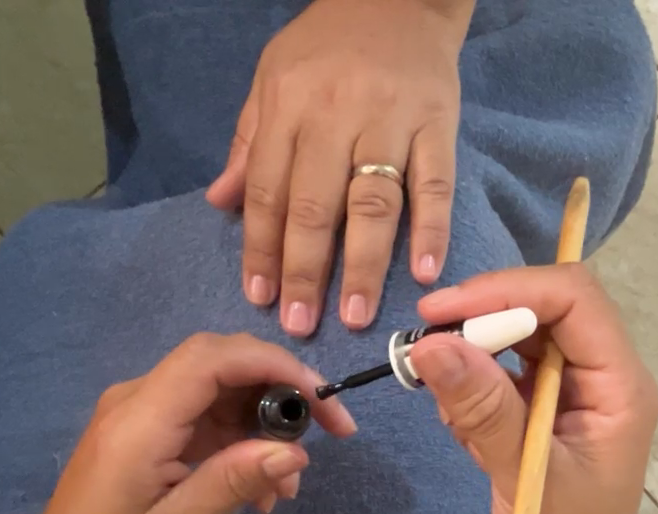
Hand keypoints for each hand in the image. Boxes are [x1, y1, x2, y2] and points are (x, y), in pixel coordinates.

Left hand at [0, 333, 355, 513]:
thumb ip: (233, 481)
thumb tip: (294, 452)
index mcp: (141, 418)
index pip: (214, 358)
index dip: (276, 365)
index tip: (323, 399)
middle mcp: (141, 398)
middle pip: (223, 361)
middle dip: (283, 386)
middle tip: (331, 430)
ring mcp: (145, 409)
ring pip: (223, 389)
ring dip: (267, 423)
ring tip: (288, 483)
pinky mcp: (153, 427)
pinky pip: (210, 416)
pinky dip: (244, 441)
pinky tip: (260, 486)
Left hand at [205, 0, 471, 336]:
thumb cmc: (329, 46)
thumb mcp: (272, 79)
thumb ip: (249, 142)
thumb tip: (220, 203)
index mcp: (288, 105)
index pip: (268, 189)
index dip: (261, 247)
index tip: (260, 297)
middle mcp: (336, 114)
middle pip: (316, 205)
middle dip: (305, 270)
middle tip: (301, 323)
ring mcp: (391, 120)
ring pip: (372, 202)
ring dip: (364, 265)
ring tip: (356, 317)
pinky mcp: (437, 125)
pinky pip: (435, 184)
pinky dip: (431, 230)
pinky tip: (425, 273)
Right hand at [405, 265, 657, 513]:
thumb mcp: (526, 476)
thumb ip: (484, 409)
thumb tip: (430, 344)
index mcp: (621, 387)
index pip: (575, 300)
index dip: (510, 291)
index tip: (442, 312)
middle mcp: (603, 379)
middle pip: (547, 311)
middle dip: (485, 320)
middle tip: (425, 345)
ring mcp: (573, 396)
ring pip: (521, 341)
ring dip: (475, 358)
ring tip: (445, 402)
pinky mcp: (545, 414)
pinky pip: (506, 376)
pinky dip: (474, 389)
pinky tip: (460, 427)